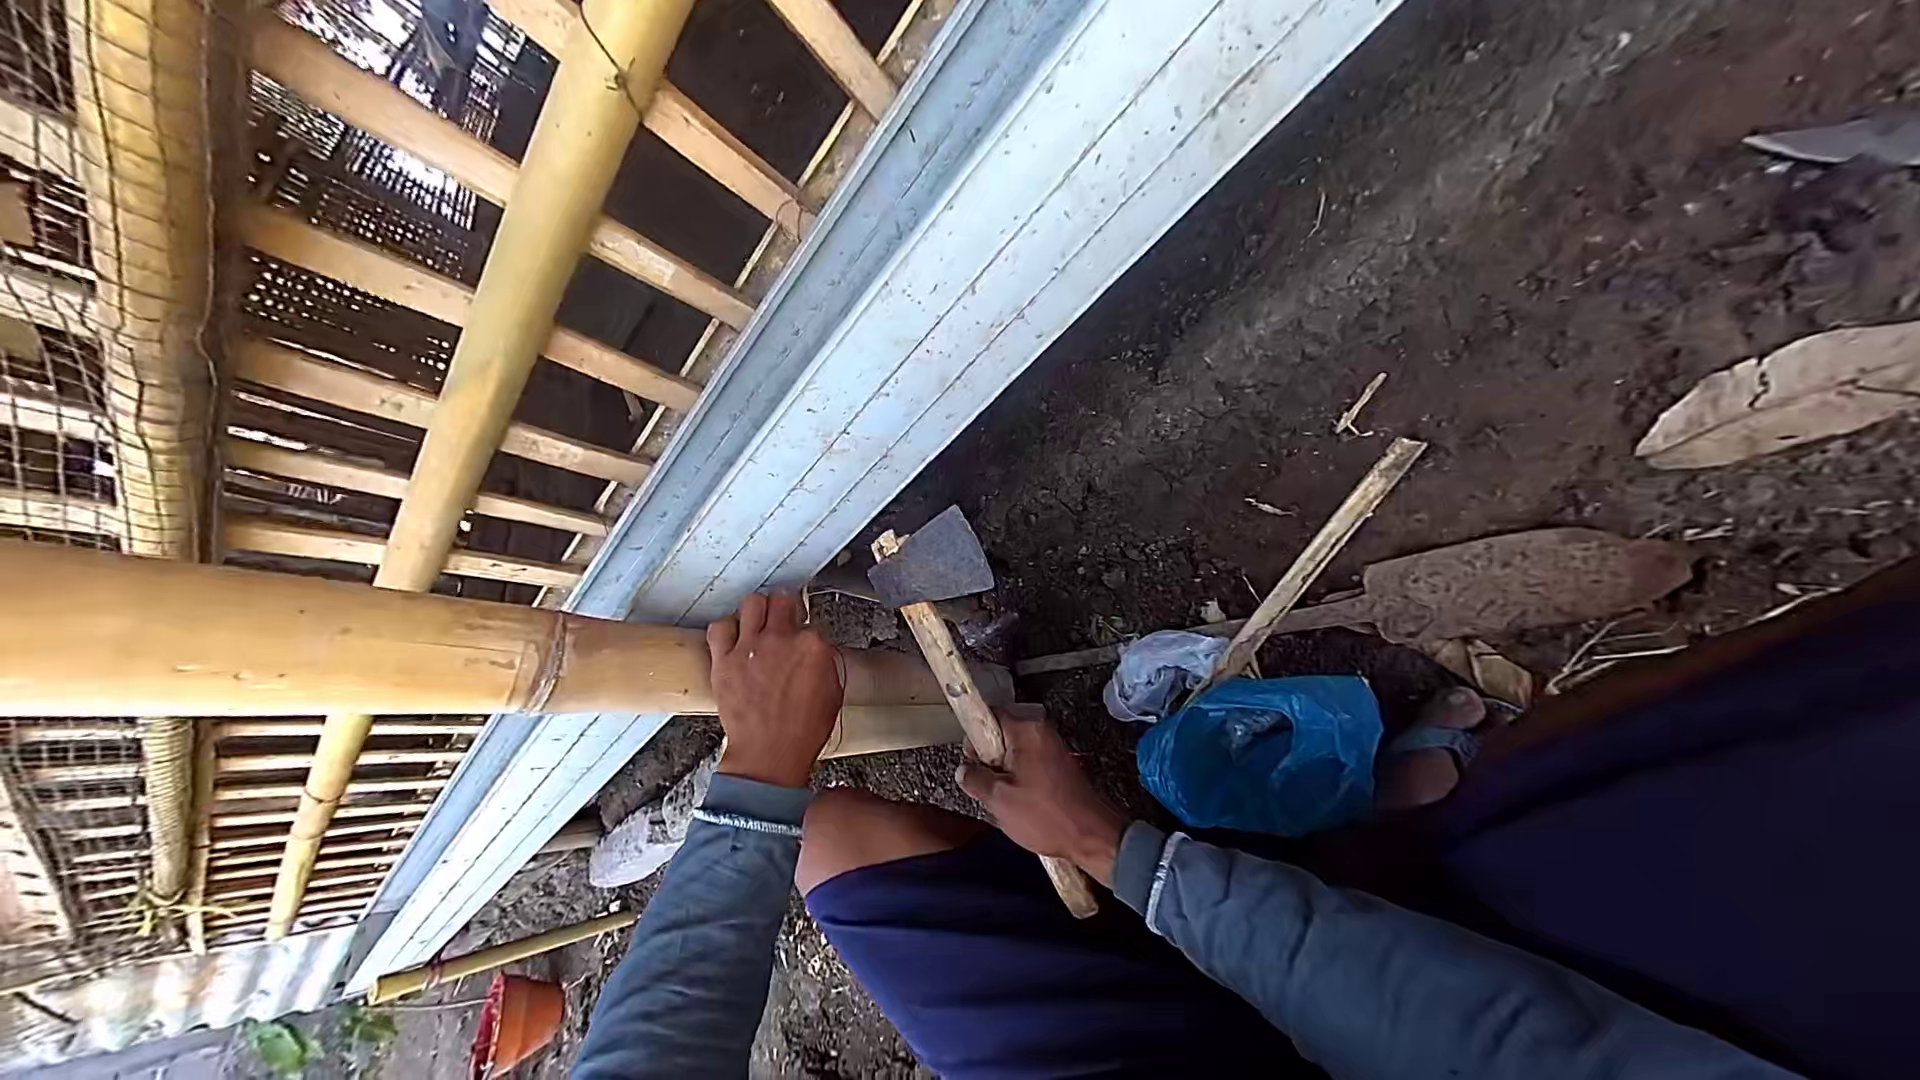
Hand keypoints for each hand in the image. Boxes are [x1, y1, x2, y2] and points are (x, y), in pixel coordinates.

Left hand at [708, 590, 844, 788]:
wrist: (770, 754)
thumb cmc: (802, 731)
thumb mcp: (833, 692)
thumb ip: (826, 662)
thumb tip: (819, 652)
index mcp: (813, 647)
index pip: (812, 622)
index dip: (808, 630)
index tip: (805, 637)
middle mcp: (781, 640)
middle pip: (783, 600)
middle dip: (786, 607)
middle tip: (785, 617)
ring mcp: (751, 647)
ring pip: (753, 602)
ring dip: (758, 610)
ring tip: (759, 621)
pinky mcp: (725, 660)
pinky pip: (720, 627)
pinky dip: (726, 628)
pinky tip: (734, 637)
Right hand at [956, 707, 1128, 884]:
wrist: (1090, 836)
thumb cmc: (1050, 817)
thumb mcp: (999, 800)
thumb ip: (975, 779)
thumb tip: (965, 771)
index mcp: (1027, 731)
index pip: (990, 715)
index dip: (976, 737)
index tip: (972, 757)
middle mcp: (1042, 732)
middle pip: (1002, 733)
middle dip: (990, 758)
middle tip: (990, 782)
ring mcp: (1052, 748)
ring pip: (1014, 751)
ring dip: (1005, 771)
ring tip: (1008, 796)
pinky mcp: (1059, 764)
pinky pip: (1029, 763)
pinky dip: (1021, 778)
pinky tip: (1022, 801)